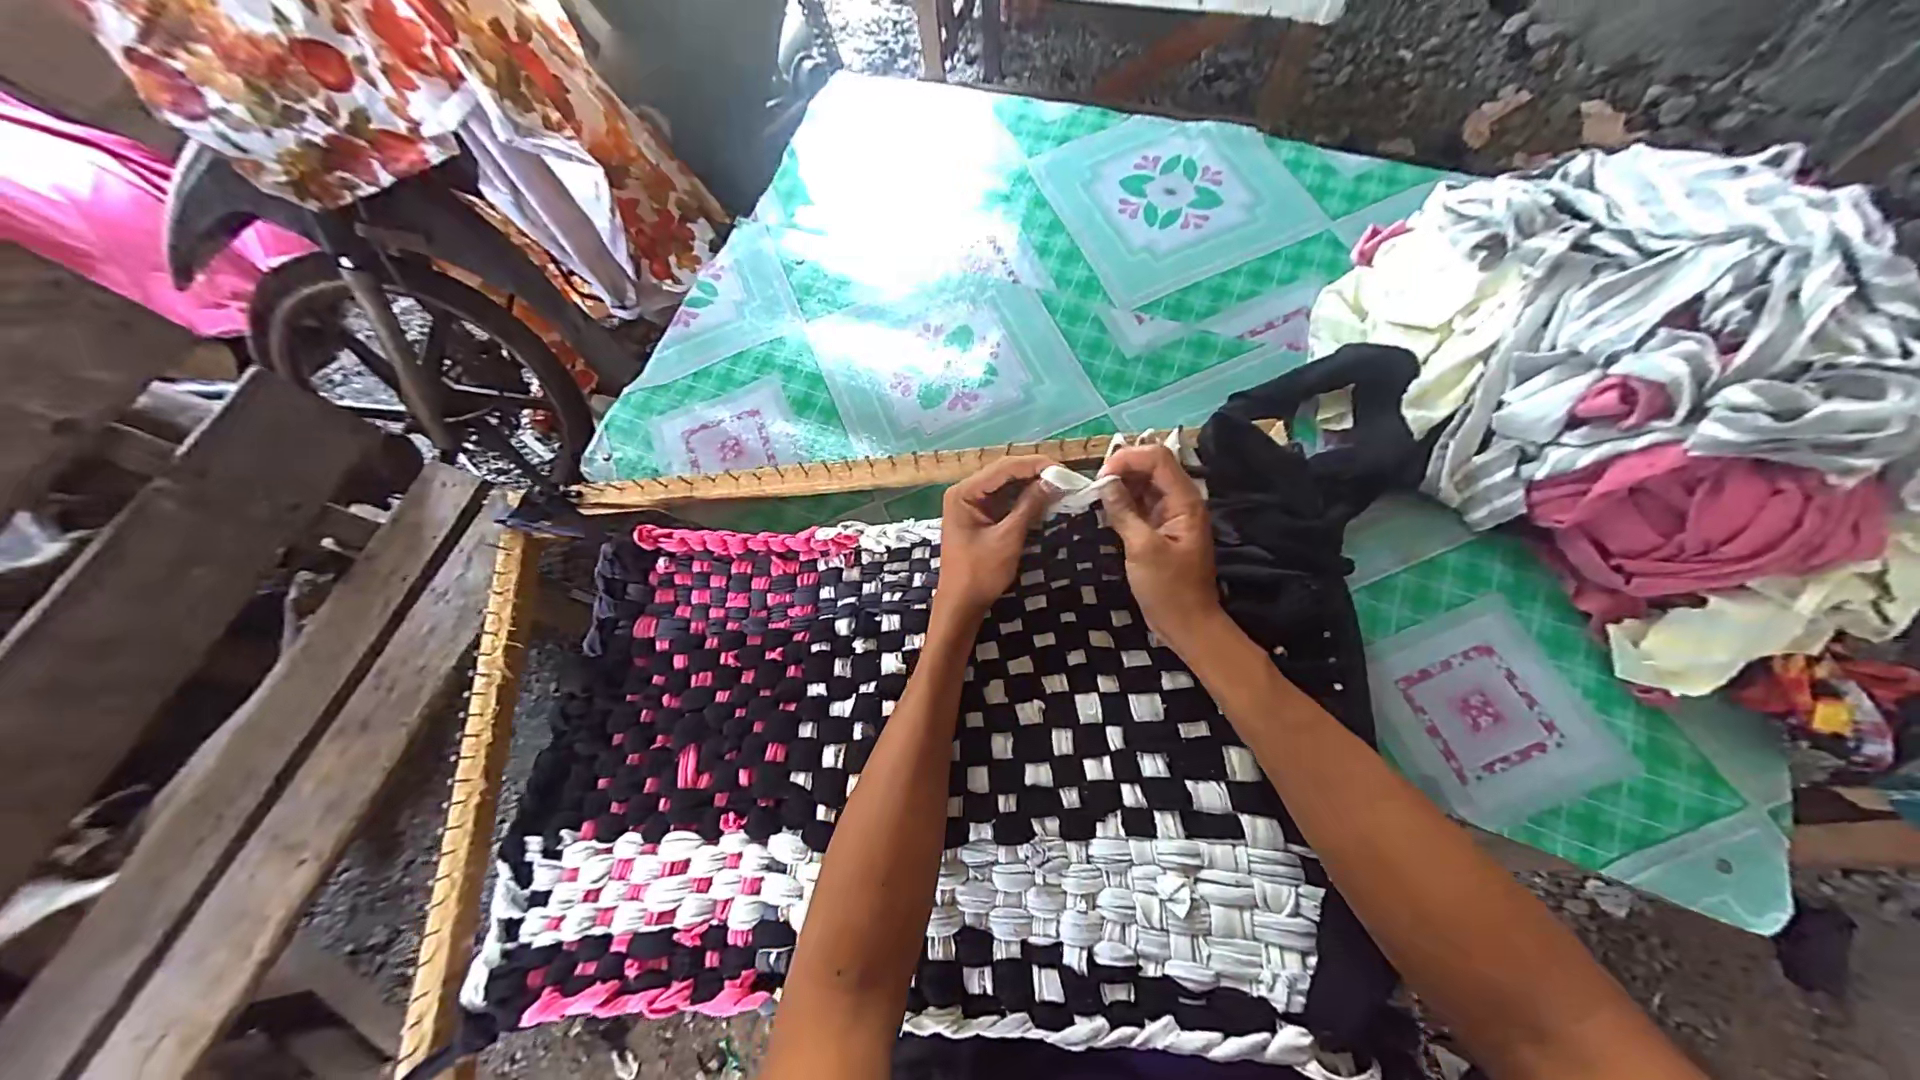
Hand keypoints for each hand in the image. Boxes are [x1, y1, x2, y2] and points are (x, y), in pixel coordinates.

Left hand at [933, 456, 1058, 621]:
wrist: (962, 604)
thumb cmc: (980, 573)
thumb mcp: (1008, 538)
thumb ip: (1029, 506)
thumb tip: (1053, 481)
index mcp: (963, 492)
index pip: (1003, 468)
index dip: (1034, 465)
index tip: (1063, 469)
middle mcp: (965, 491)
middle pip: (1004, 472)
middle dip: (1034, 473)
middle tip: (1065, 476)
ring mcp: (972, 503)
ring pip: (1007, 485)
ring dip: (1032, 485)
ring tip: (1060, 484)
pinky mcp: (981, 516)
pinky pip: (1005, 499)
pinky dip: (1024, 499)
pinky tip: (1045, 497)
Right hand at [1098, 445, 1224, 648]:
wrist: (1187, 623)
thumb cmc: (1168, 589)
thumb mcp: (1142, 548)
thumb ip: (1124, 511)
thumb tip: (1104, 483)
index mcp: (1184, 501)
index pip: (1157, 458)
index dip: (1127, 458)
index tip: (1100, 477)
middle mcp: (1180, 500)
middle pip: (1151, 465)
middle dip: (1121, 468)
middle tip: (1094, 487)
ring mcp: (1170, 514)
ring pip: (1144, 483)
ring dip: (1120, 484)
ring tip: (1095, 496)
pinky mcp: (1159, 527)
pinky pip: (1140, 503)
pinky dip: (1122, 500)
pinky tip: (1105, 508)